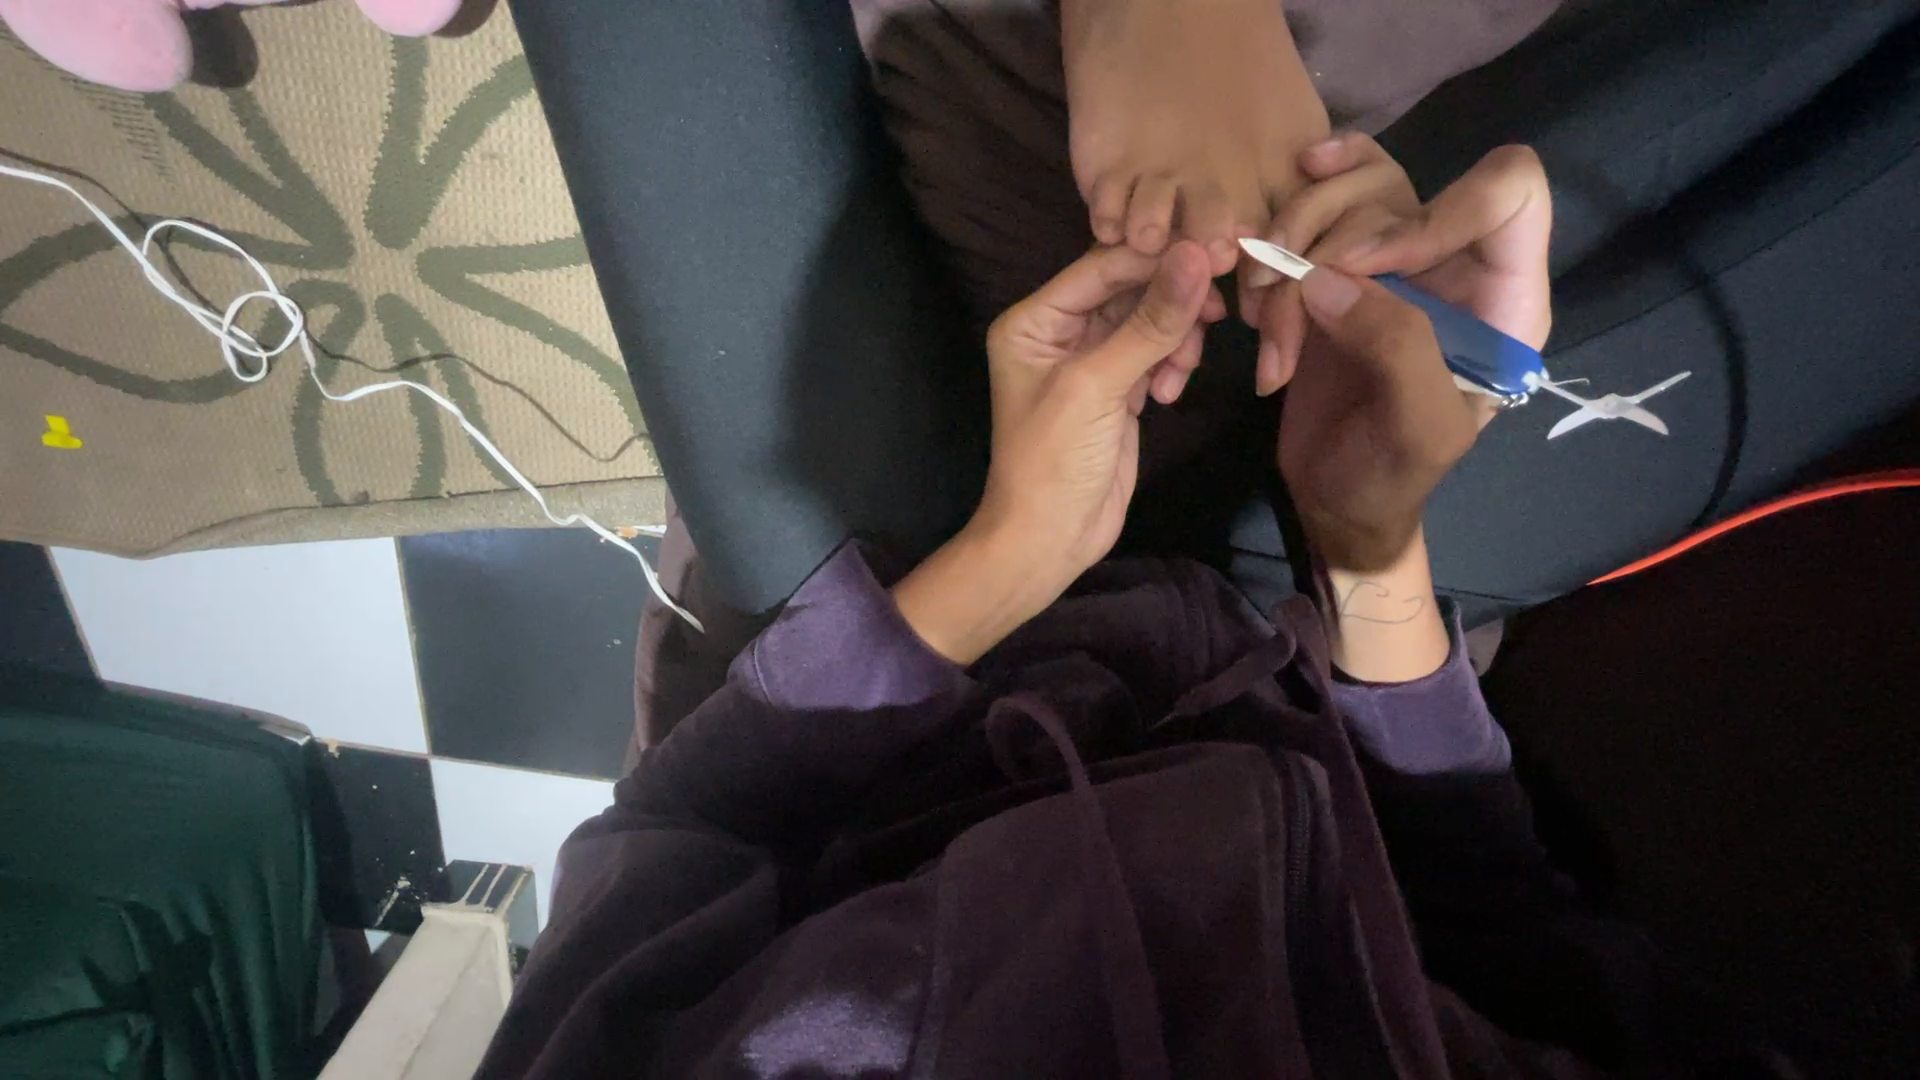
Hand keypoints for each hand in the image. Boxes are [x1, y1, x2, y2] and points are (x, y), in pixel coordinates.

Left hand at [894, 241, 1222, 662]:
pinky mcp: (1117, 390)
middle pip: (1129, 290)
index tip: (1219, 248)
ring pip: (1148, 321)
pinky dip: (1170, 364)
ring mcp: (1090, 362)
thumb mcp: (1096, 386)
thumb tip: (1198, 255)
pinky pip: (1154, 354)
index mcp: (1034, 321)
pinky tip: (1169, 392)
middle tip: (1219, 307)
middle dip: (1171, 299)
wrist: (1050, 537)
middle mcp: (1058, 333)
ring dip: (1174, 338)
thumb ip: (1149, 322)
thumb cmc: (1053, 461)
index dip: (1159, 256)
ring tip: (1180, 370)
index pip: (1102, 266)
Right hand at [1259, 142, 1553, 570]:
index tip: (1365, 264)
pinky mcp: (1324, 284)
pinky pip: (1292, 235)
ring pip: (1334, 202)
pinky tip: (1255, 314)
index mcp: (1499, 295)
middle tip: (1279, 299)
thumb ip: (1395, 345)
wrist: (1333, 500)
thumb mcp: (1416, 427)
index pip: (1505, 192)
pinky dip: (1263, 264)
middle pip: (1391, 190)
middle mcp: (1443, 266)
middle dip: (1321, 246)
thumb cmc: (1391, 476)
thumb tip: (1323, 277)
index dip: (1436, 211)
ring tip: (1260, 319)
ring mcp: (1379, 270)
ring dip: (1282, 253)